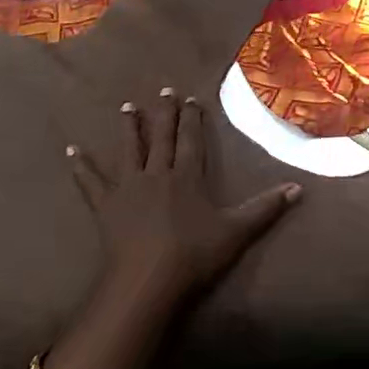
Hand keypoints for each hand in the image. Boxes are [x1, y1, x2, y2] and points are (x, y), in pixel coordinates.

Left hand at [67, 88, 301, 309]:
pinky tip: (71, 151)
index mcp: (186, 177)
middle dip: (164, 113)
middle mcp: (156, 173)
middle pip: (161, 137)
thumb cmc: (194, 254)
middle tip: (163, 91)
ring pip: (128, 149)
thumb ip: (265, 208)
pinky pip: (90, 181)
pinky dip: (80, 166)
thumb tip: (298, 188)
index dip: (192, 119)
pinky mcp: (105, 204)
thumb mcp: (236, 231)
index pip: (191, 140)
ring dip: (129, 127)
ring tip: (127, 106)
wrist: (148, 277)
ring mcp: (128, 187)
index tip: (190, 98)